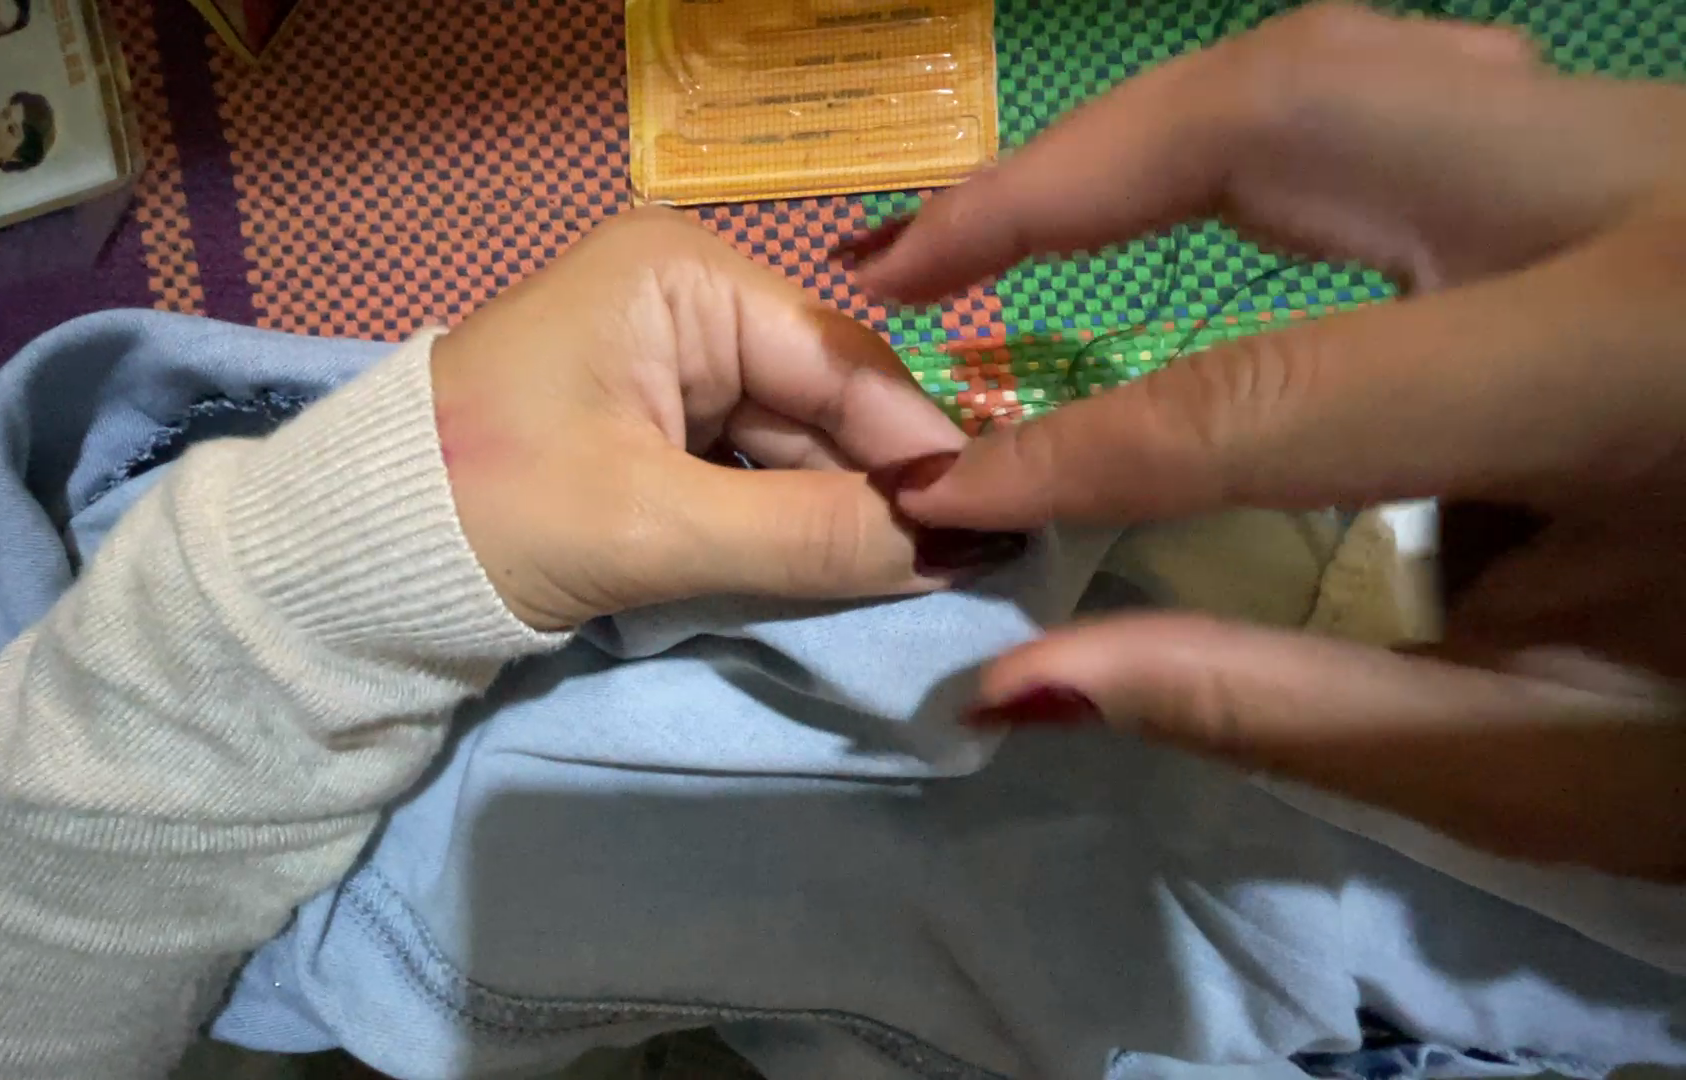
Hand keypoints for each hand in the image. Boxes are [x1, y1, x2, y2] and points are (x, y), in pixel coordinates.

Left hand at [430, 208, 1004, 632]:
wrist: (357, 563)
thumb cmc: (487, 512)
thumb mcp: (653, 524)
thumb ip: (807, 536)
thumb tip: (953, 548)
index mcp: (680, 278)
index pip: (836, 361)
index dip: (915, 445)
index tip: (993, 521)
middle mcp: (687, 306)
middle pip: (820, 404)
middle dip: (879, 488)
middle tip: (961, 565)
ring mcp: (673, 369)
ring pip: (792, 446)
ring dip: (839, 513)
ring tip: (912, 574)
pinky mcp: (659, 428)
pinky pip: (752, 473)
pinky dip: (789, 524)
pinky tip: (837, 564)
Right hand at [858, 5, 1685, 877]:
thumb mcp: (1532, 760)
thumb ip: (1258, 705)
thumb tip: (1021, 682)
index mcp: (1657, 354)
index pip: (1258, 400)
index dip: (1069, 454)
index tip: (934, 491)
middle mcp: (1651, 187)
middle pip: (1271, 110)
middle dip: (1040, 191)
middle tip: (893, 264)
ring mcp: (1635, 140)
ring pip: (1312, 70)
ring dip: (1105, 150)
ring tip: (962, 230)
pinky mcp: (1607, 155)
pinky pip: (1371, 101)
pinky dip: (1205, 150)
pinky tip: (1123, 205)